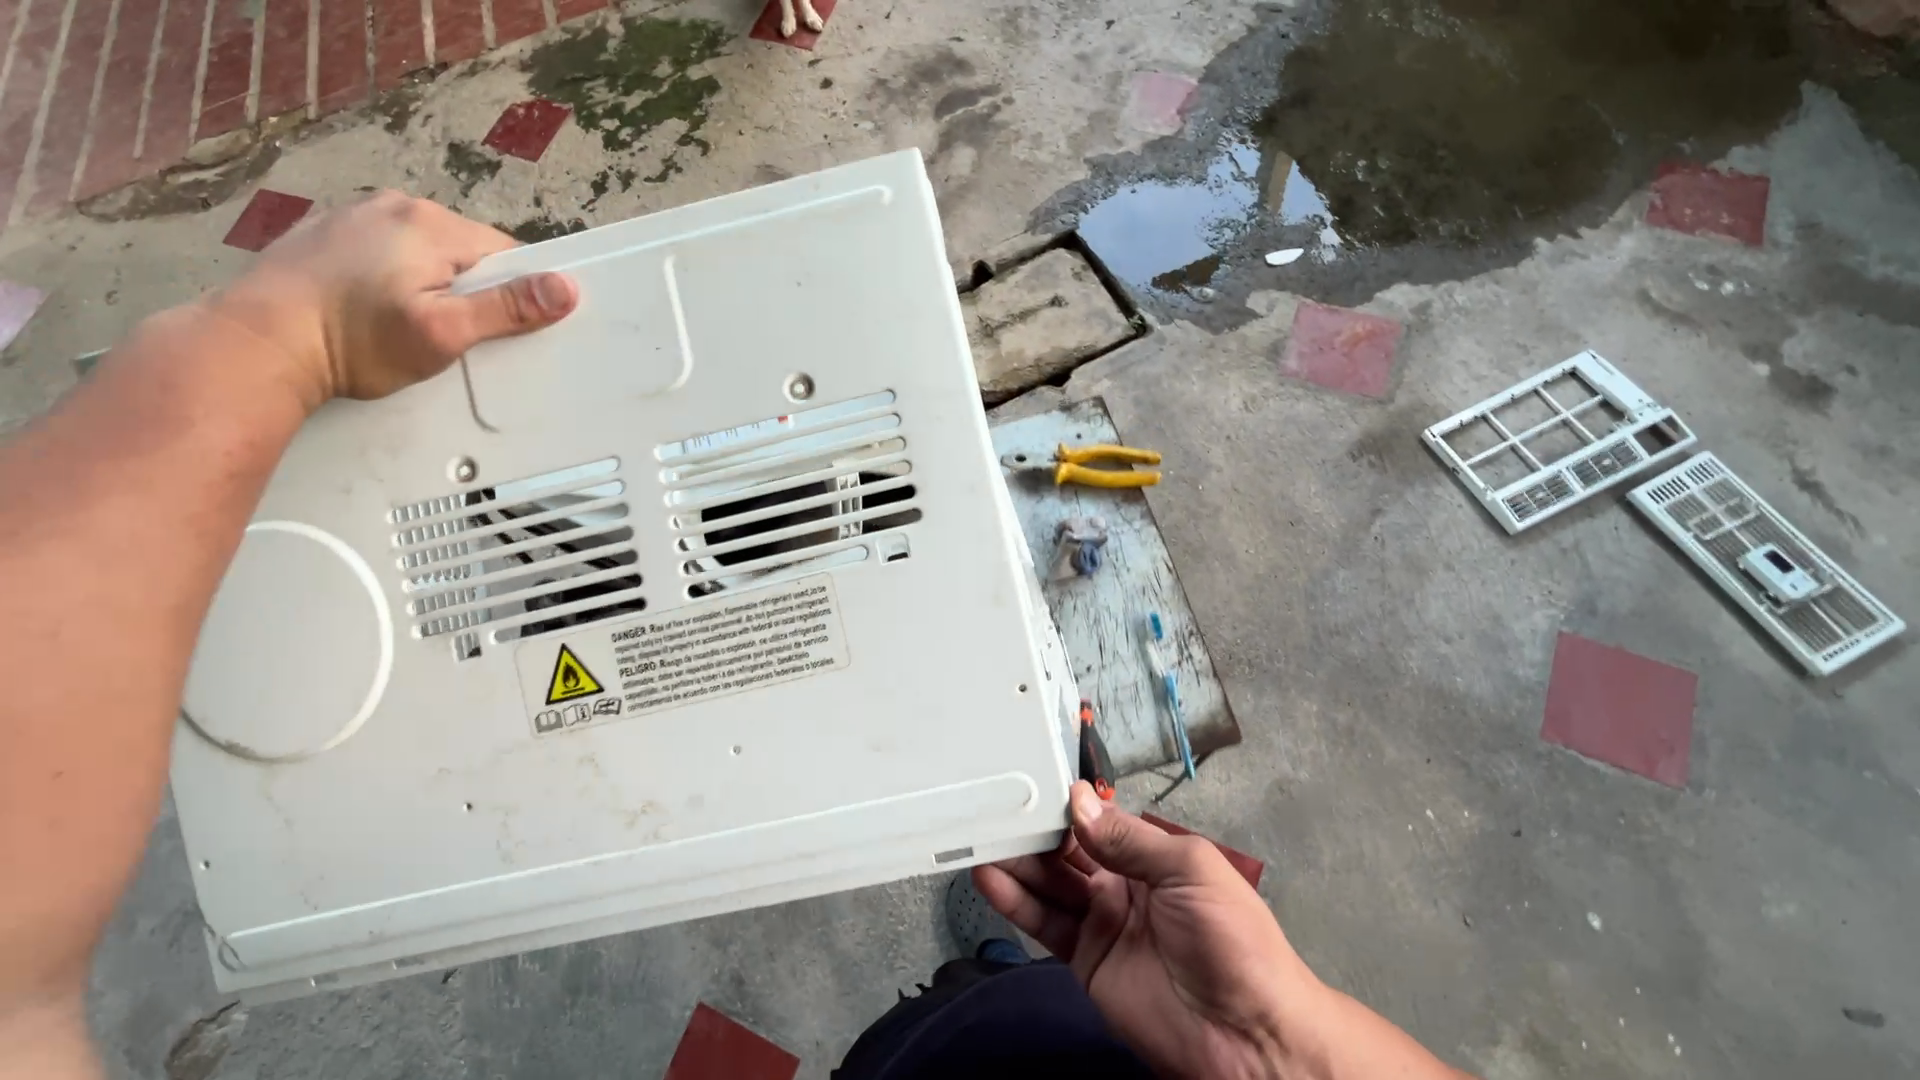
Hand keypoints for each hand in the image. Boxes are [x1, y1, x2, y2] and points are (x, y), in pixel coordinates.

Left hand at [200, 191, 577, 407]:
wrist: (258, 344)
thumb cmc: (355, 340)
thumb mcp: (444, 332)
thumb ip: (507, 308)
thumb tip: (566, 288)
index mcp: (430, 223)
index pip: (508, 254)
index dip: (514, 294)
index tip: (497, 327)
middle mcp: (394, 206)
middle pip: (467, 252)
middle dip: (470, 291)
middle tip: (448, 333)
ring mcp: (355, 215)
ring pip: (427, 253)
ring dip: (432, 286)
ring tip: (407, 325)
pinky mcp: (327, 233)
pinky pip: (388, 254)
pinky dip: (395, 280)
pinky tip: (376, 311)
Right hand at [974, 782, 1322, 1078]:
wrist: (1247, 1036)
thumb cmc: (1232, 941)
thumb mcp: (1190, 871)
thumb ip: (1129, 839)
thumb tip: (1078, 802)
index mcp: (1153, 856)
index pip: (1098, 821)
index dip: (1066, 805)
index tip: (1028, 784)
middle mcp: (1122, 883)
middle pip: (1067, 849)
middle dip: (1033, 830)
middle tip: (992, 809)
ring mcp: (1101, 922)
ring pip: (1048, 883)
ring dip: (1016, 860)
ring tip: (979, 837)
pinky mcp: (1084, 960)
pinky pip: (1045, 923)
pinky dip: (1015, 901)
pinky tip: (991, 879)